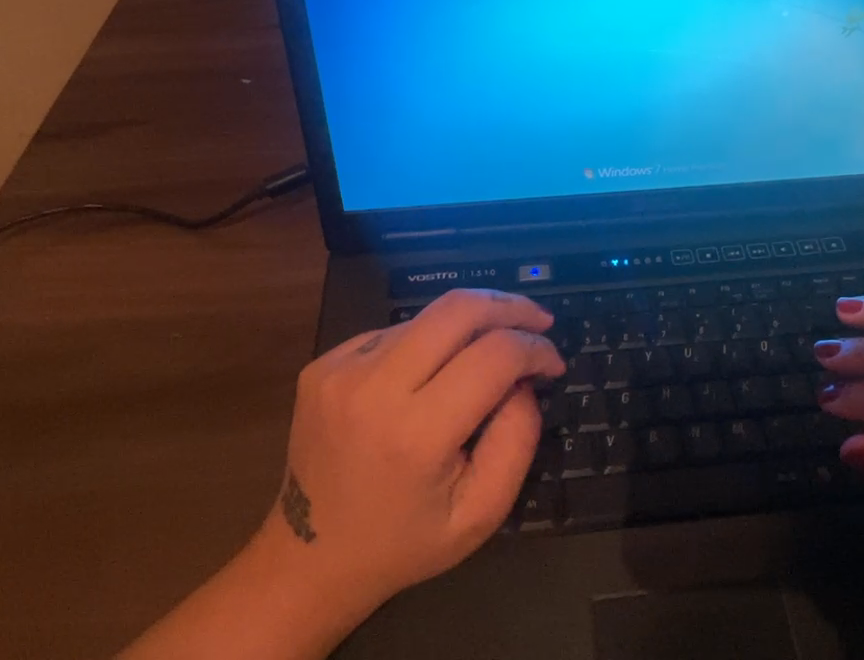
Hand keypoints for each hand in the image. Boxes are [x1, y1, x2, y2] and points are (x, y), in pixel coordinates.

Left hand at [261, 288, 564, 610]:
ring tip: (485, 356)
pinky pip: (392, 333)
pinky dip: (425, 344)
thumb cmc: (404, 542)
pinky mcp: (323, 364)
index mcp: (417, 434)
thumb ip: (517, 440)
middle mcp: (374, 387)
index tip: (553, 363)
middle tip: (539, 320)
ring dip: (466, 327)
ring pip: (426, 317)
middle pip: (457, 309)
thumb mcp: (480, 514)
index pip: (494, 355)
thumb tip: (524, 379)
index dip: (536, 348)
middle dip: (510, 306)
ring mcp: (341, 369)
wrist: (309, 557)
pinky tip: (429, 376)